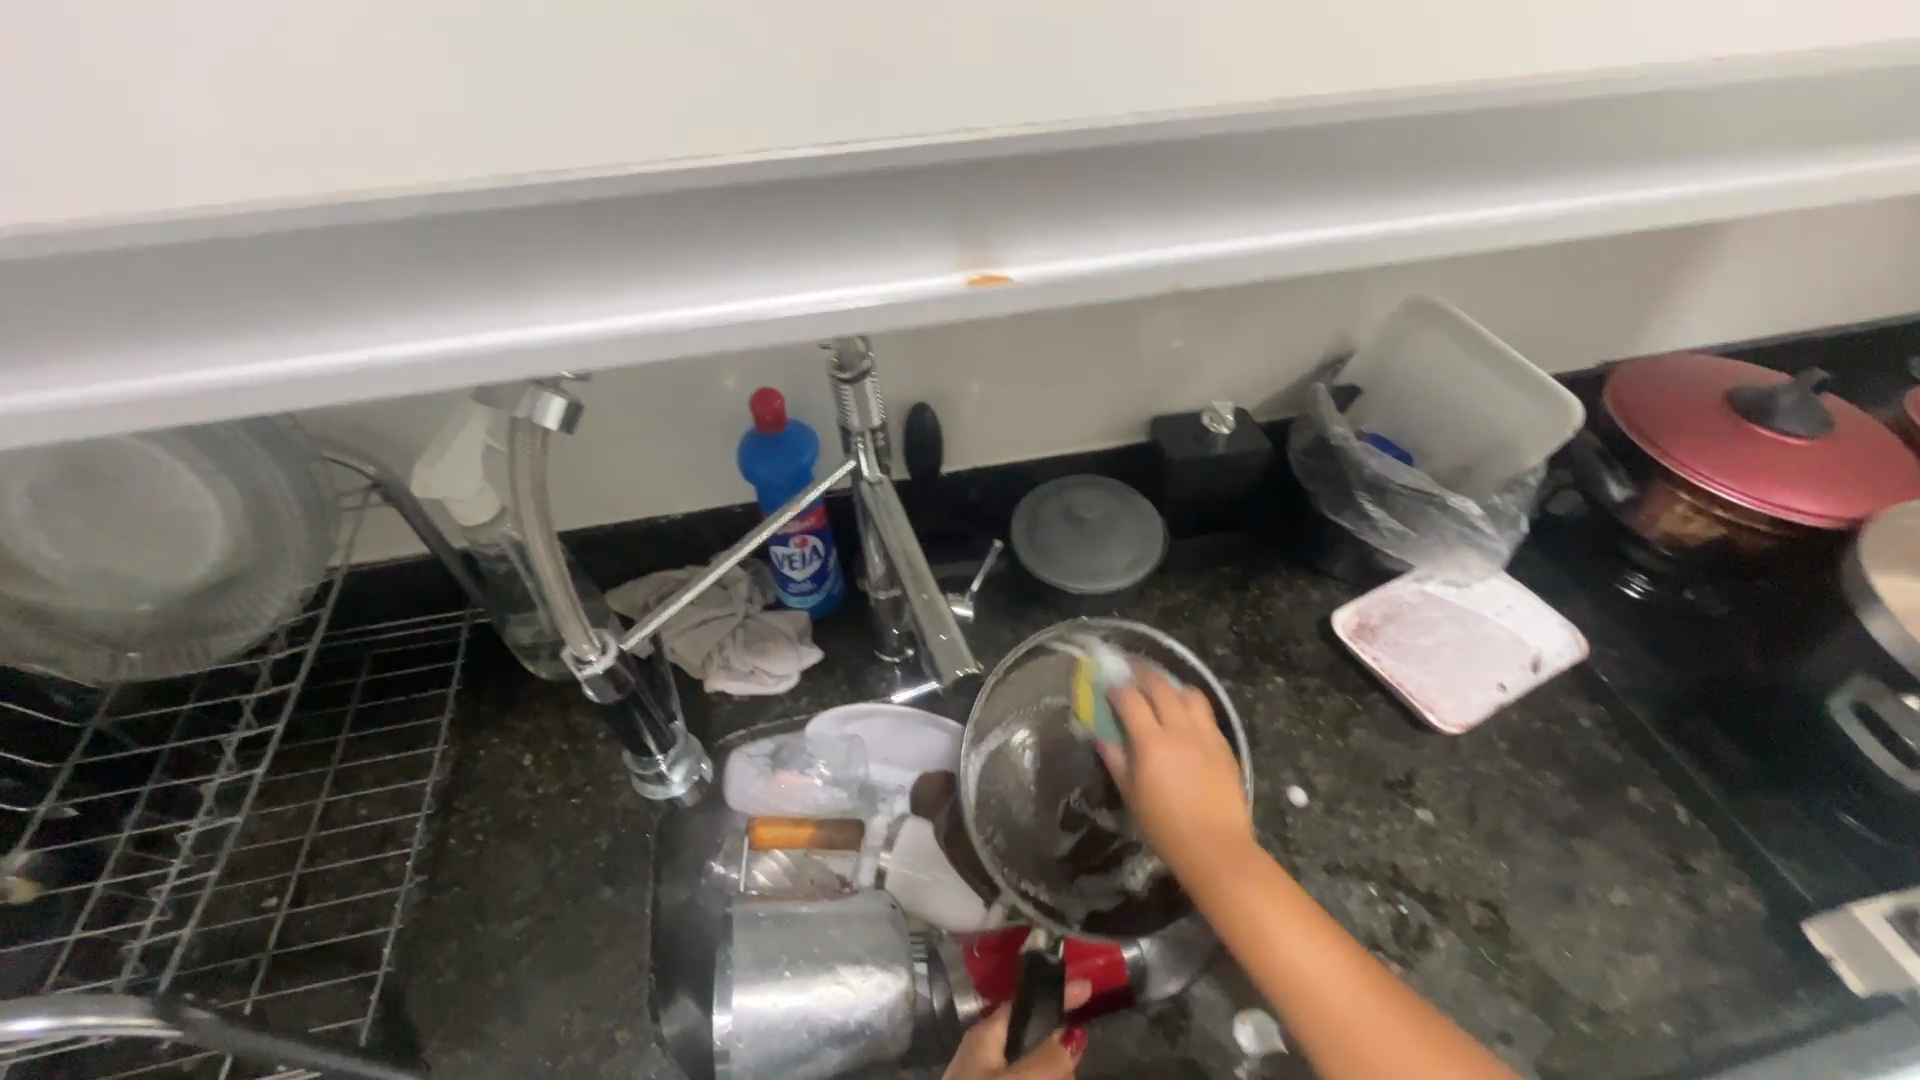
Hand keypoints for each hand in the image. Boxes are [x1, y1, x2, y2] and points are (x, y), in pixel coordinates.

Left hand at [941, 980, 1092, 1079]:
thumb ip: (1045, 1060)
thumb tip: (1076, 1032)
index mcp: (987, 1036)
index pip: (1025, 1003)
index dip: (1055, 996)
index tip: (1088, 988)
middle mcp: (988, 1054)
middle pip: (1036, 1043)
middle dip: (1057, 1058)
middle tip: (1067, 1075)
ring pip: (1037, 1072)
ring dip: (1052, 1077)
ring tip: (1059, 1079)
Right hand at [1098, 668, 1254, 880]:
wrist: (1215, 846)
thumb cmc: (1165, 826)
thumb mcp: (1131, 794)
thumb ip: (1116, 760)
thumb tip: (1100, 737)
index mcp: (1152, 742)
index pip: (1130, 700)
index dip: (1117, 689)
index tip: (1109, 685)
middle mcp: (1180, 730)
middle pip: (1161, 687)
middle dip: (1143, 674)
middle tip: (1131, 670)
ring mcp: (1206, 735)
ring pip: (1190, 694)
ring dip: (1172, 685)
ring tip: (1162, 688)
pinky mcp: (1224, 745)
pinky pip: (1207, 714)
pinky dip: (1192, 705)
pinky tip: (1186, 715)